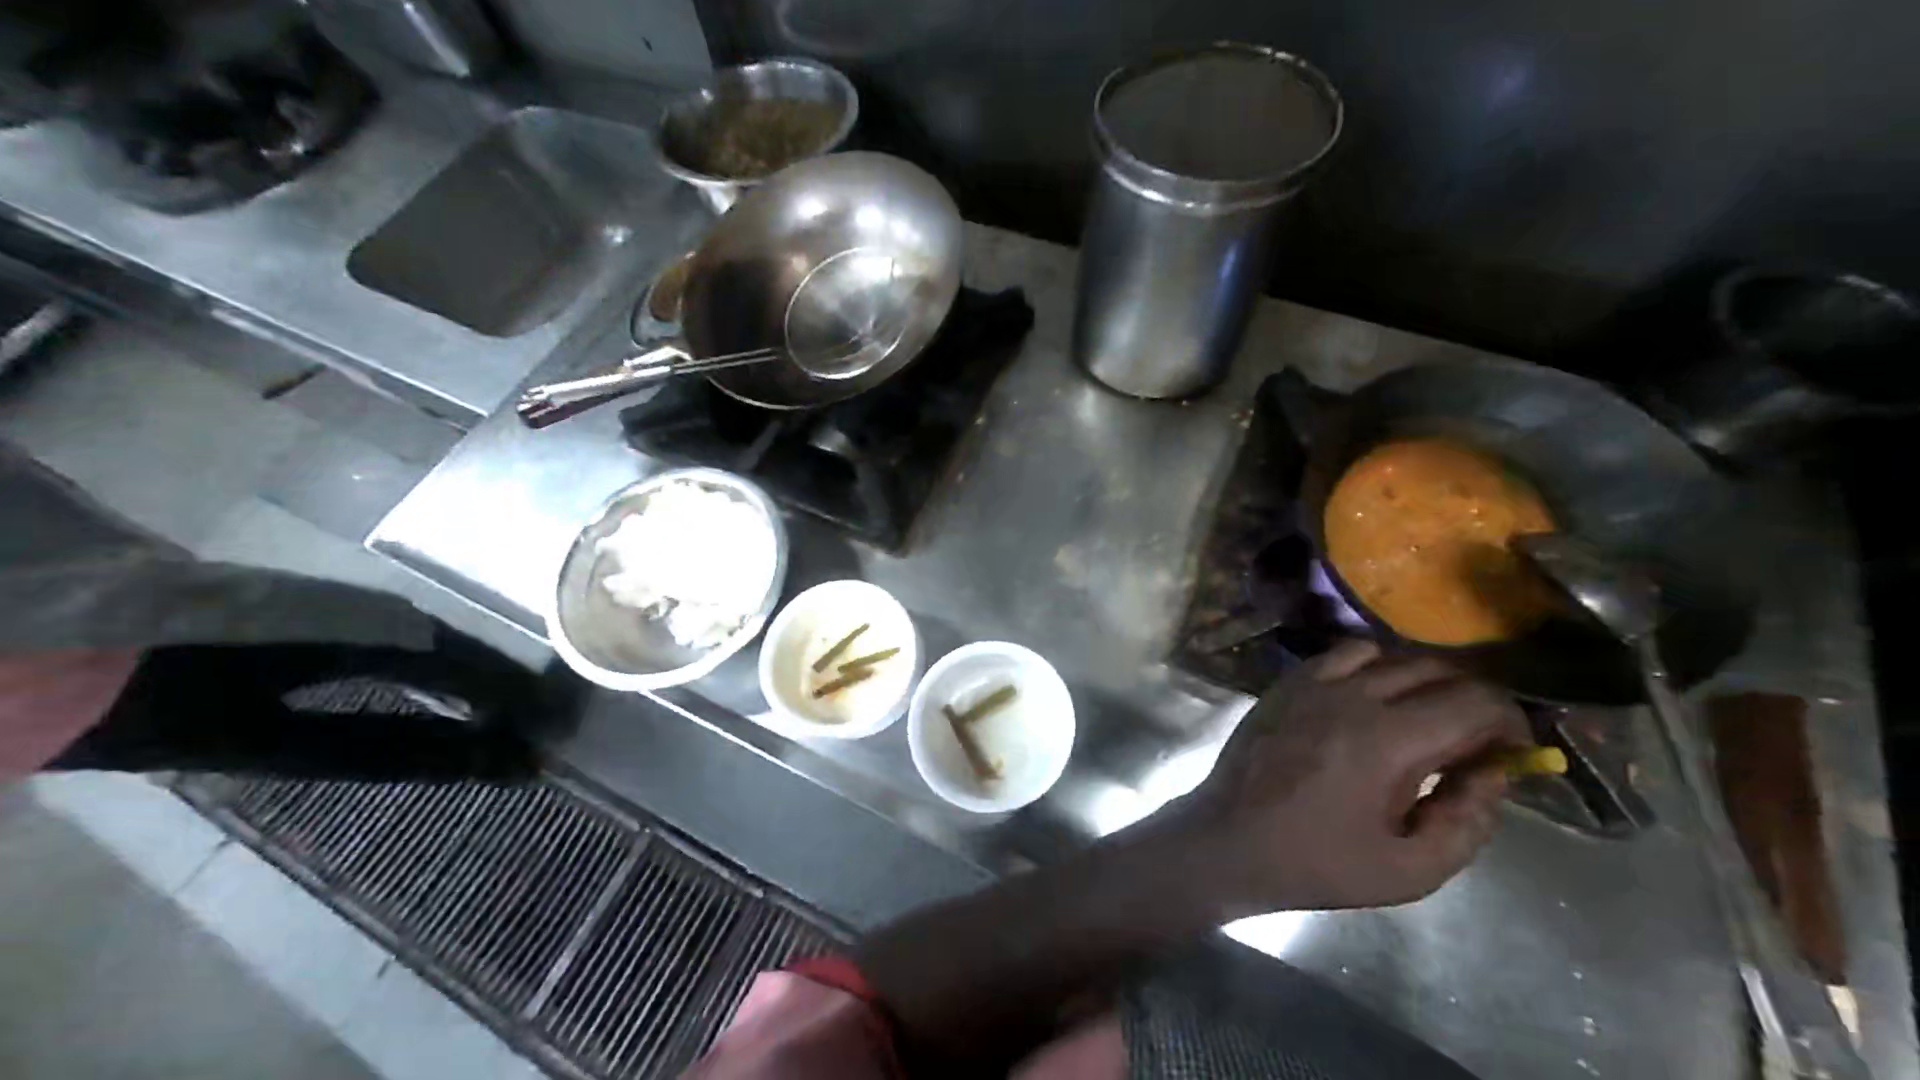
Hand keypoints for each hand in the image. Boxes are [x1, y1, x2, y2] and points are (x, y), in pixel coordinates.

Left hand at [1179, 639, 1529, 913]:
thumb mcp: (1410, 869)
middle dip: (1472, 698)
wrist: (1230, 838)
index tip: (1514, 750)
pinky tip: (1369, 699)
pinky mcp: (1286, 684)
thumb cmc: (1318, 861)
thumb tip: (1495, 772)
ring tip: (1423, 715)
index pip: (1474, 702)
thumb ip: (1467, 820)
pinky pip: (1341, 654)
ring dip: (1420, 677)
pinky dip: (1370, 666)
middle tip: (1476, 737)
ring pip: (1388, 654)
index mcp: (1388, 740)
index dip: (1510, 722)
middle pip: (1436, 670)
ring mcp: (1313, 683)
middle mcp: (1352, 696)